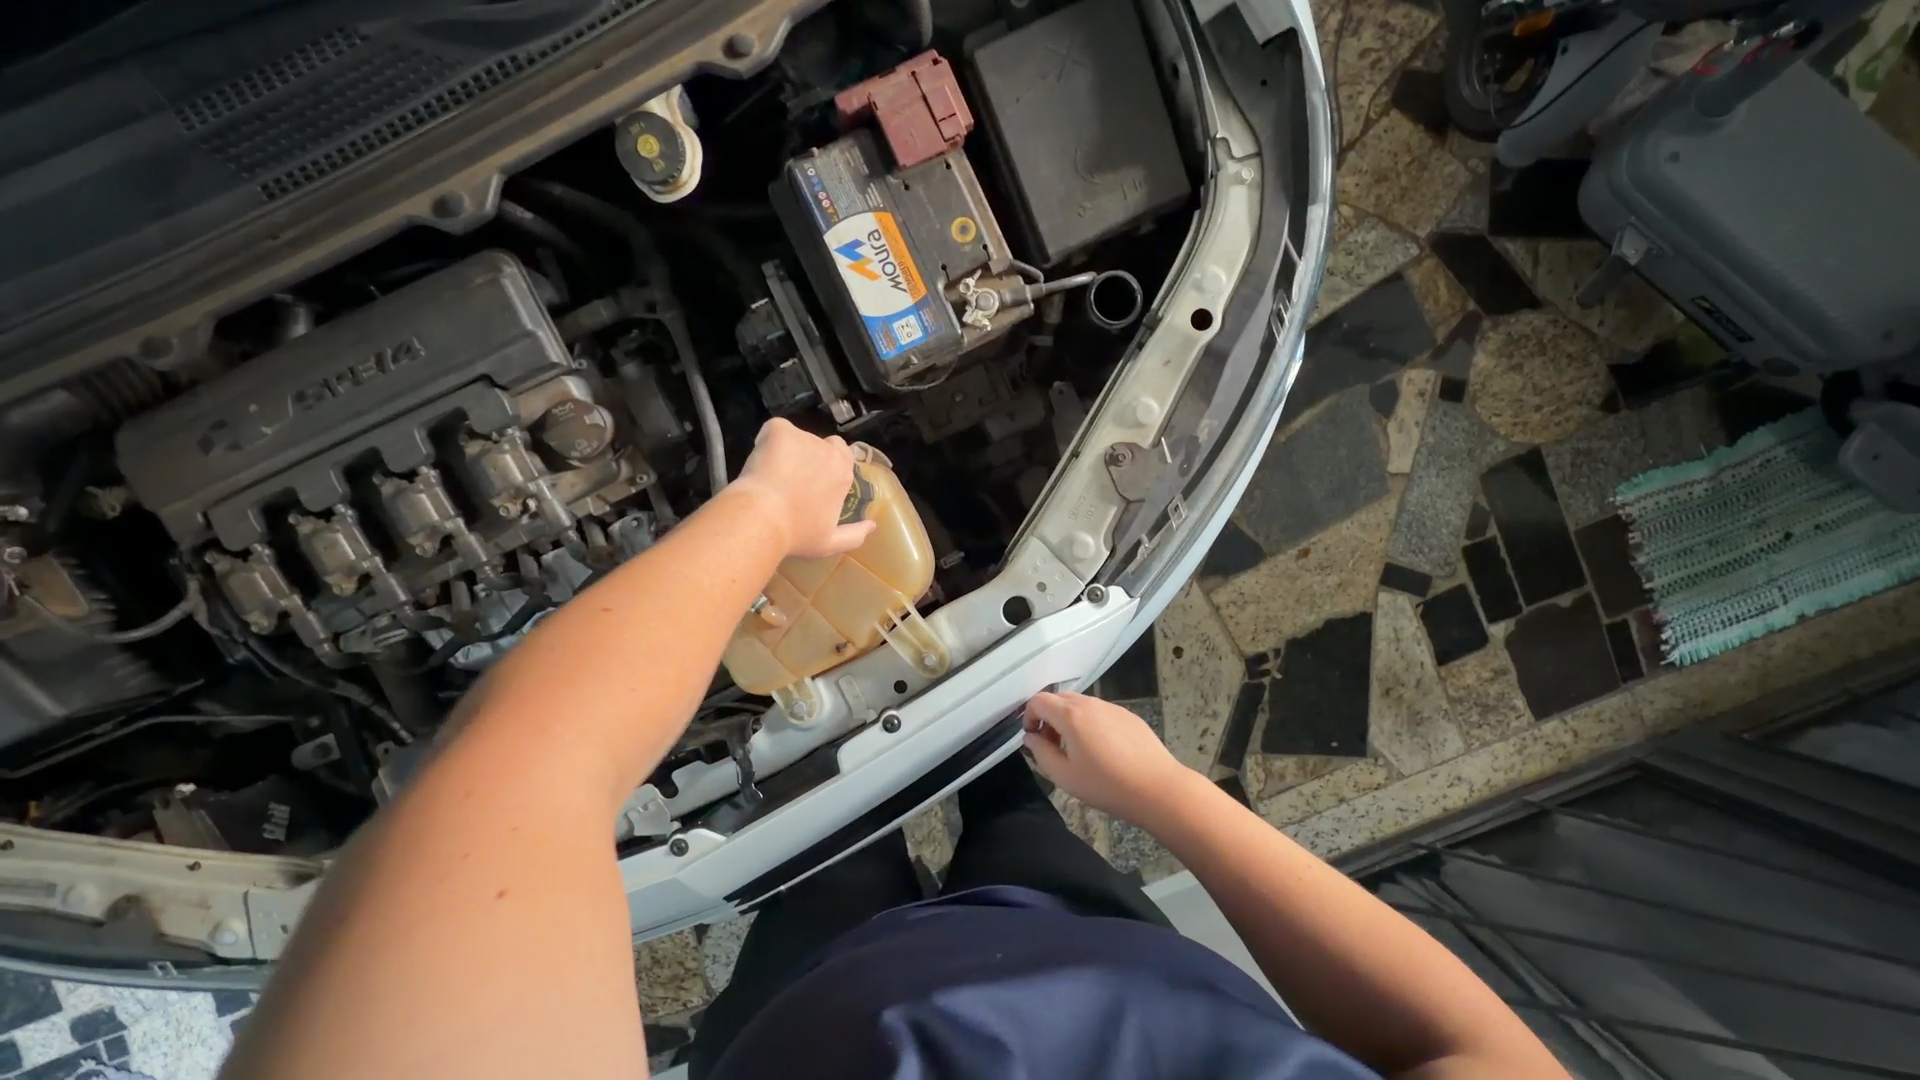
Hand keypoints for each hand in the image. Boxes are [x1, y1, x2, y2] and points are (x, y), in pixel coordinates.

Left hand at [730, 418, 877, 557]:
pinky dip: (768, 440)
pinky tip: (760, 462)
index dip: (830, 464)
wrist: (762, 520)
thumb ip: (855, 535)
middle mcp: (829, 452)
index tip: (815, 480)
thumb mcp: (830, 542)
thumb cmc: (796, 534)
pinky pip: (775, 429)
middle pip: (821, 444)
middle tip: (792, 476)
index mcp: (843, 474)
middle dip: (810, 456)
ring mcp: (805, 438)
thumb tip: (872, 525)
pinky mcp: (780, 431)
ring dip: (786, 451)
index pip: (843, 455)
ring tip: (770, 475)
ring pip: (796, 439)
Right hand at [1022, 691, 1197, 826]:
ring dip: (1069, 720)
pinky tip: (1102, 750)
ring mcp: (1112, 707)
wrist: (1158, 789)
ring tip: (1076, 750)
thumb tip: (1031, 737)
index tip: (1033, 738)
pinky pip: (1100, 712)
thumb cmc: (1106, 785)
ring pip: (1080, 704)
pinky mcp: (1128, 716)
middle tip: (1051, 745)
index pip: (1038, 700)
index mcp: (1071, 715)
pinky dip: (1090, 723)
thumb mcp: (1064, 776)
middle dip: (1048, 717)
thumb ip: (1041, 752)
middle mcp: (1090, 703)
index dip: (1029, 716)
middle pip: (1059, 698)